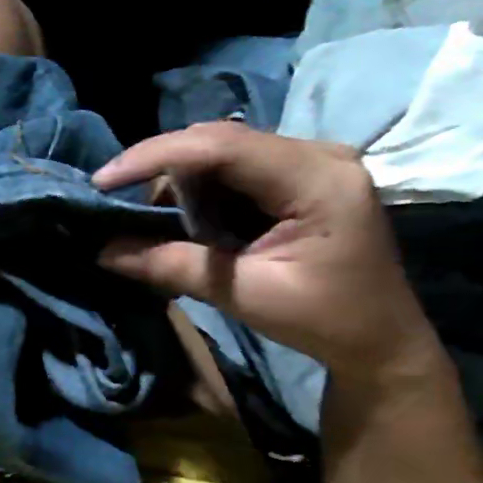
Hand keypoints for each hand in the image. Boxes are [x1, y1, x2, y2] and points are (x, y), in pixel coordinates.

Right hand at [94, 122, 438, 384]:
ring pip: (224, 152)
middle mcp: (316, 153)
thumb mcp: (244, 294)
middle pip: (220, 141)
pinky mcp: (300, 177)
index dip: (156, 156)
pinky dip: (202, 192)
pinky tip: (187, 222)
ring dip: (181, 184)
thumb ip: (174, 266)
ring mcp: (310, 162)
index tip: (104, 180)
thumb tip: (103, 252)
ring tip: (152, 223)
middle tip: (118, 205)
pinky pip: (237, 169)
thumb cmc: (323, 320)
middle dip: (163, 170)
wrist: (379, 340)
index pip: (221, 146)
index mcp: (316, 177)